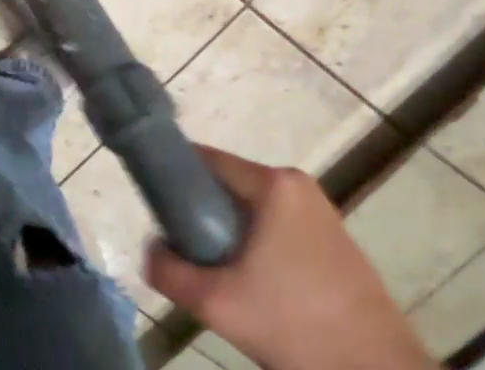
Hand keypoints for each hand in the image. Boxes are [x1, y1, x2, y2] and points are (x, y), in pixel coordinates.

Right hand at [145, 148, 435, 369]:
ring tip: (218, 275)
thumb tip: (150, 249)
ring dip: (228, 235)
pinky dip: (256, 248)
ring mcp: (321, 213)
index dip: (172, 180)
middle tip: (185, 252)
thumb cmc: (295, 325)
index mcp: (274, 184)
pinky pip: (276, 229)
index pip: (203, 159)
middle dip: (200, 214)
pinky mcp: (334, 241)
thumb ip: (167, 270)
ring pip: (251, 211)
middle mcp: (298, 186)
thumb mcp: (214, 303)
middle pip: (227, 186)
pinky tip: (254, 287)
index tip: (154, 210)